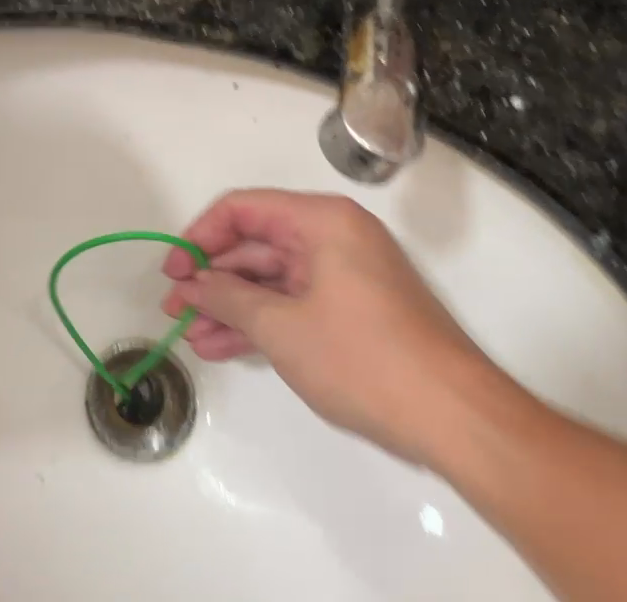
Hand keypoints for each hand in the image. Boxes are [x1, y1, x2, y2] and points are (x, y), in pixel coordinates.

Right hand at [160, 188, 519, 465]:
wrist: (453, 417)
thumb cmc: (363, 358)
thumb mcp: (281, 326)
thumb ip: (226, 298)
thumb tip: (190, 286)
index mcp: (322, 221)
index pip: (243, 209)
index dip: (199, 237)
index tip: (173, 272)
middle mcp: (333, 237)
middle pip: (256, 245)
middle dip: (211, 278)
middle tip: (174, 308)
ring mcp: (344, 276)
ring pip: (270, 280)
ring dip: (229, 306)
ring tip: (190, 336)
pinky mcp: (351, 311)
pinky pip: (292, 304)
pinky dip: (259, 322)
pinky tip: (222, 346)